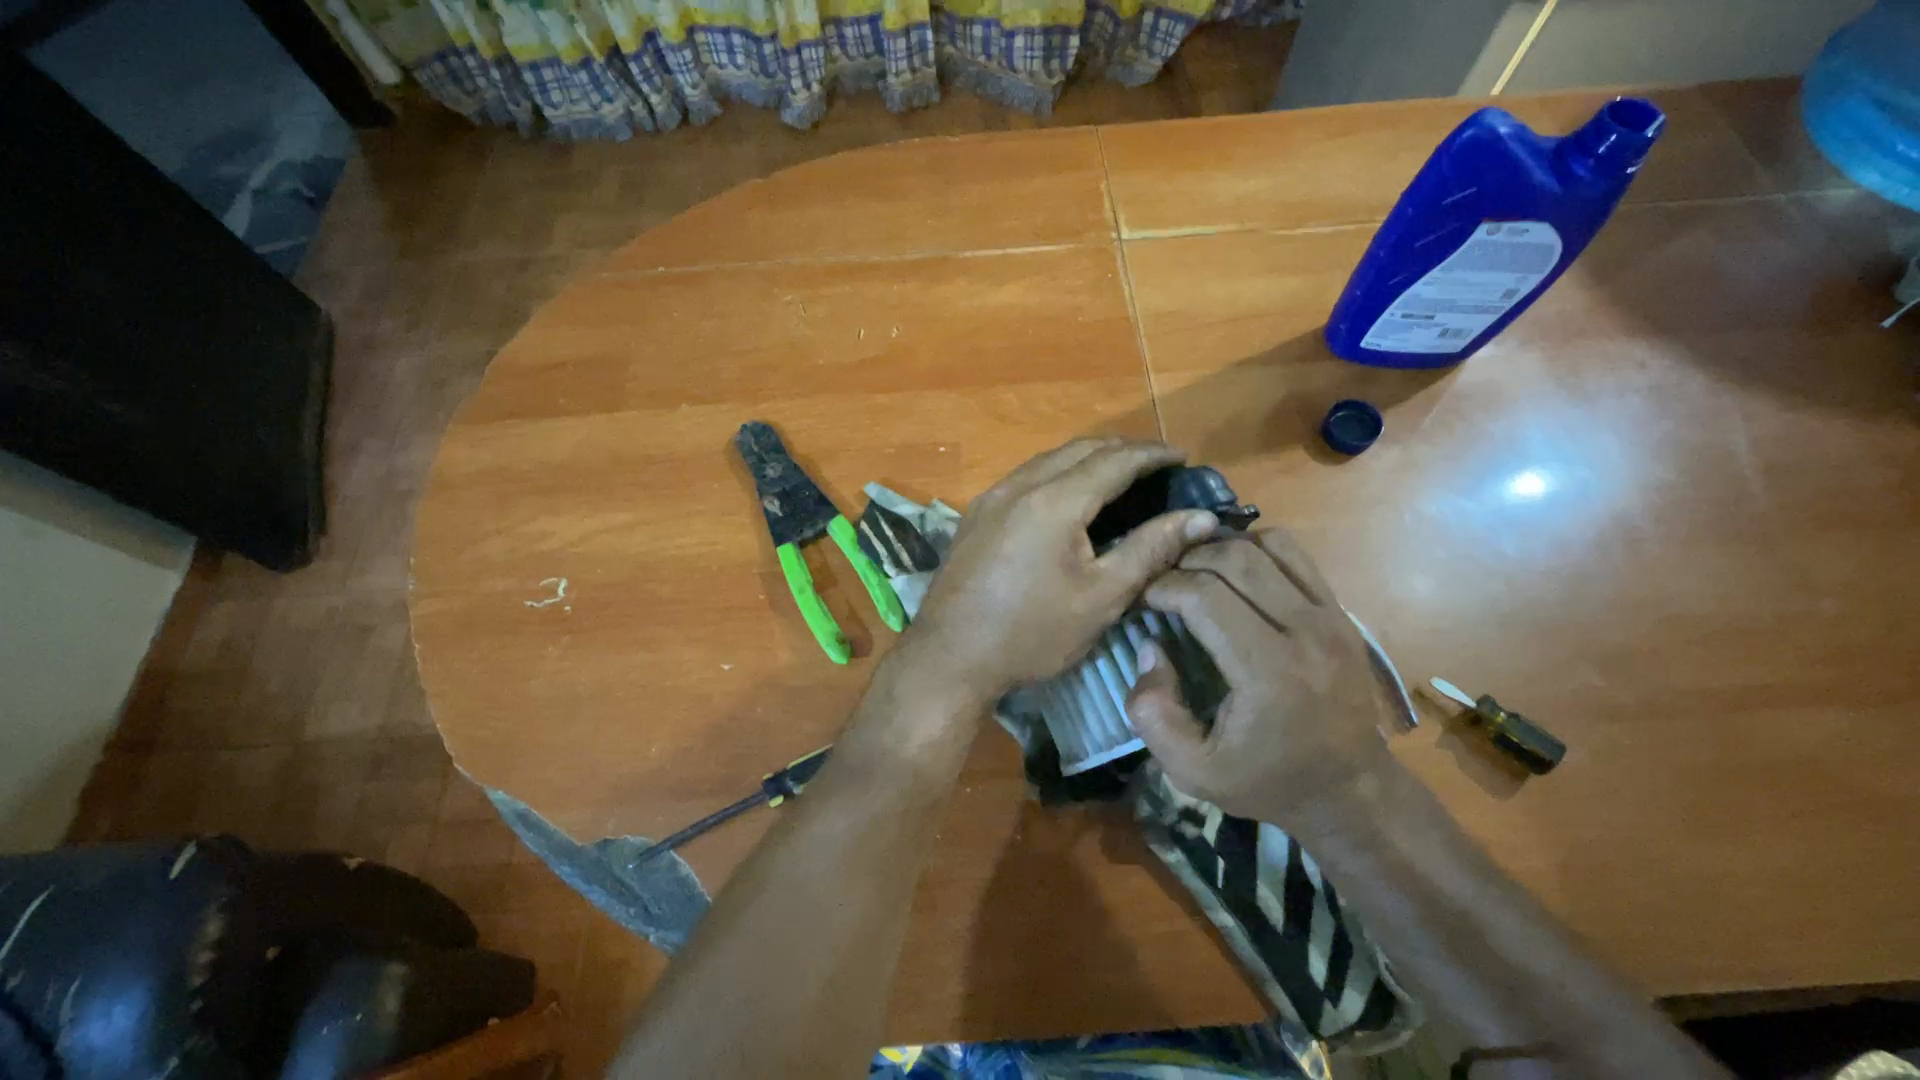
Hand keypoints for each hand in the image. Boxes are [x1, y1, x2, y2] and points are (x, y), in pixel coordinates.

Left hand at [906, 438, 1219, 702]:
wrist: (950, 656)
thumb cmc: (1032, 632)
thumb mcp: (1102, 596)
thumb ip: (1152, 550)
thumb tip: (1200, 517)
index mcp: (1055, 499)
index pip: (1116, 459)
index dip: (1154, 455)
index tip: (1184, 458)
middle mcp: (1020, 484)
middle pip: (1081, 448)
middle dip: (1124, 450)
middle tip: (1158, 468)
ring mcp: (992, 497)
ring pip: (1049, 459)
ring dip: (1089, 459)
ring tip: (1120, 478)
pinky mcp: (976, 515)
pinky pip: (1027, 476)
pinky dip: (1059, 474)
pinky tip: (1070, 499)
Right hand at [1125, 529, 1397, 824]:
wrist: (1347, 790)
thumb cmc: (1265, 781)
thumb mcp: (1192, 770)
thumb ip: (1152, 713)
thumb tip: (1149, 647)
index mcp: (1267, 672)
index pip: (1205, 596)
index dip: (1162, 588)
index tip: (1142, 601)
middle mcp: (1304, 632)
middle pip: (1234, 559)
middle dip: (1187, 562)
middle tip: (1163, 584)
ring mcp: (1330, 617)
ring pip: (1268, 546)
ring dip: (1223, 550)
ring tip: (1197, 574)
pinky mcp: (1341, 612)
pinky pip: (1295, 555)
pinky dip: (1257, 551)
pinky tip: (1236, 577)